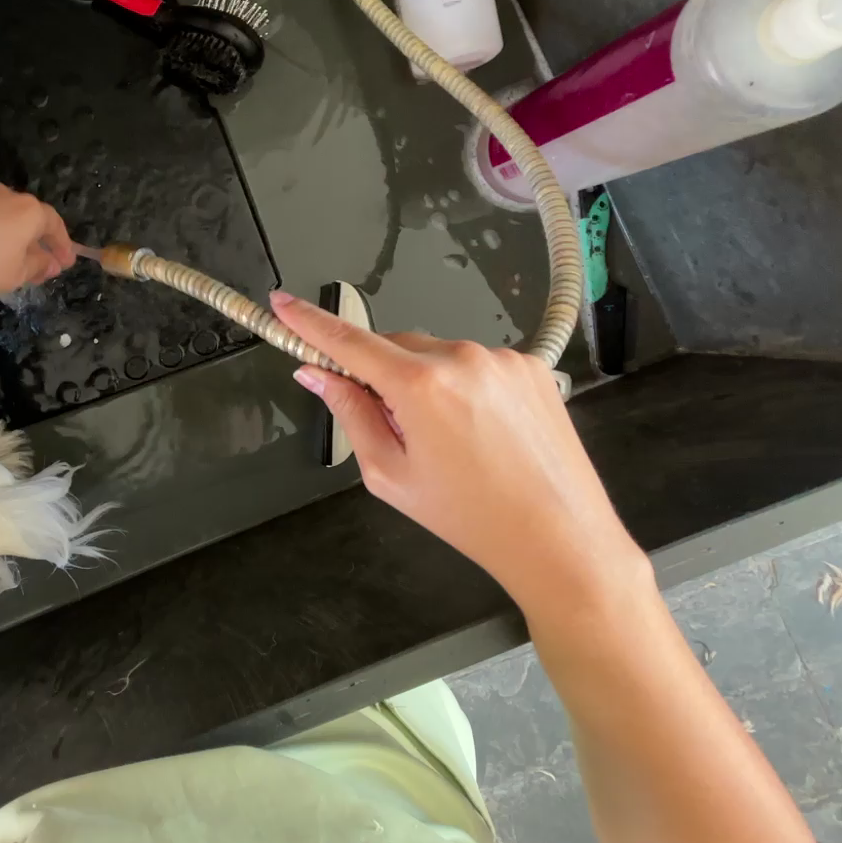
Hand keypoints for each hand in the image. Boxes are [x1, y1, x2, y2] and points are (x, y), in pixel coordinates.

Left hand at [0, 184, 75, 296]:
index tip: (65, 263)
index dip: (62, 246)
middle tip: (38, 266)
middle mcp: (7, 195)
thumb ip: (38, 266)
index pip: (54, 225)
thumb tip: (51, 263)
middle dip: (36, 242)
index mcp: (29, 210)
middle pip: (29, 218)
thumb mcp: (15, 273)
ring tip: (7, 261)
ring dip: (11, 237)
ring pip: (4, 216)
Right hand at [271, 292, 649, 617]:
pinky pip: (472, 360)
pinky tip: (477, 427)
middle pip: (392, 345)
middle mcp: (461, 358)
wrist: (561, 540)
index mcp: (421, 387)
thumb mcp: (389, 473)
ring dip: (422, 380)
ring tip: (447, 436)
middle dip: (379, 373)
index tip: (280, 302)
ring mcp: (501, 358)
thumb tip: (316, 375)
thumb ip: (350, 413)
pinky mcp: (529, 365)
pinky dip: (459, 383)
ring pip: (433, 353)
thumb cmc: (468, 517)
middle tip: (391, 424)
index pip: (348, 342)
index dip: (308, 321)